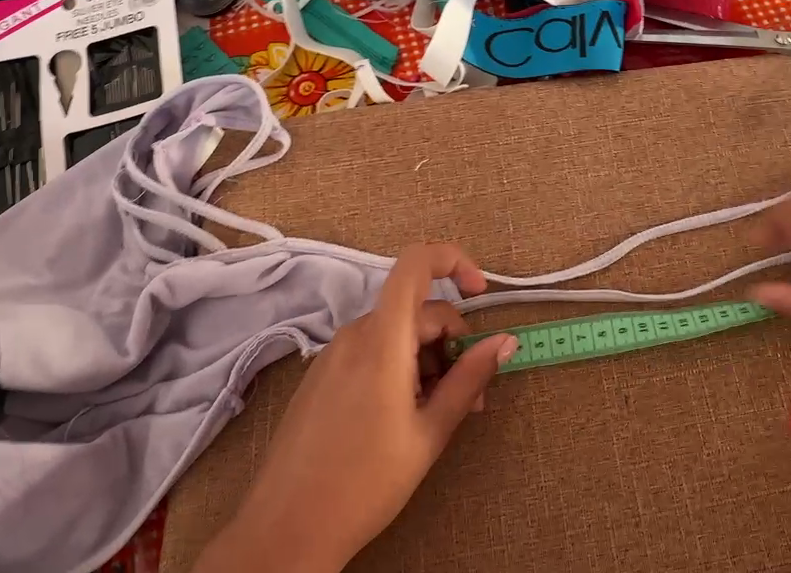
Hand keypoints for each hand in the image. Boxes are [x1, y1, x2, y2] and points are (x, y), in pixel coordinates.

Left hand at [200, 244, 518, 572]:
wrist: (286, 530)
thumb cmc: (365, 483)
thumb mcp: (430, 432)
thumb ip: (469, 378)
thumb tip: (504, 340)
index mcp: (382, 339)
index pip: (416, 264)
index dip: (454, 260)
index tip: (480, 290)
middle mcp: (355, 334)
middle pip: (416, 310)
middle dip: (452, 339)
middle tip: (473, 394)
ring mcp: (333, 354)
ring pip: (396, 333)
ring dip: (428, 358)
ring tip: (440, 413)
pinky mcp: (322, 375)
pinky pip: (372, 351)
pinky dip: (400, 367)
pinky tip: (405, 415)